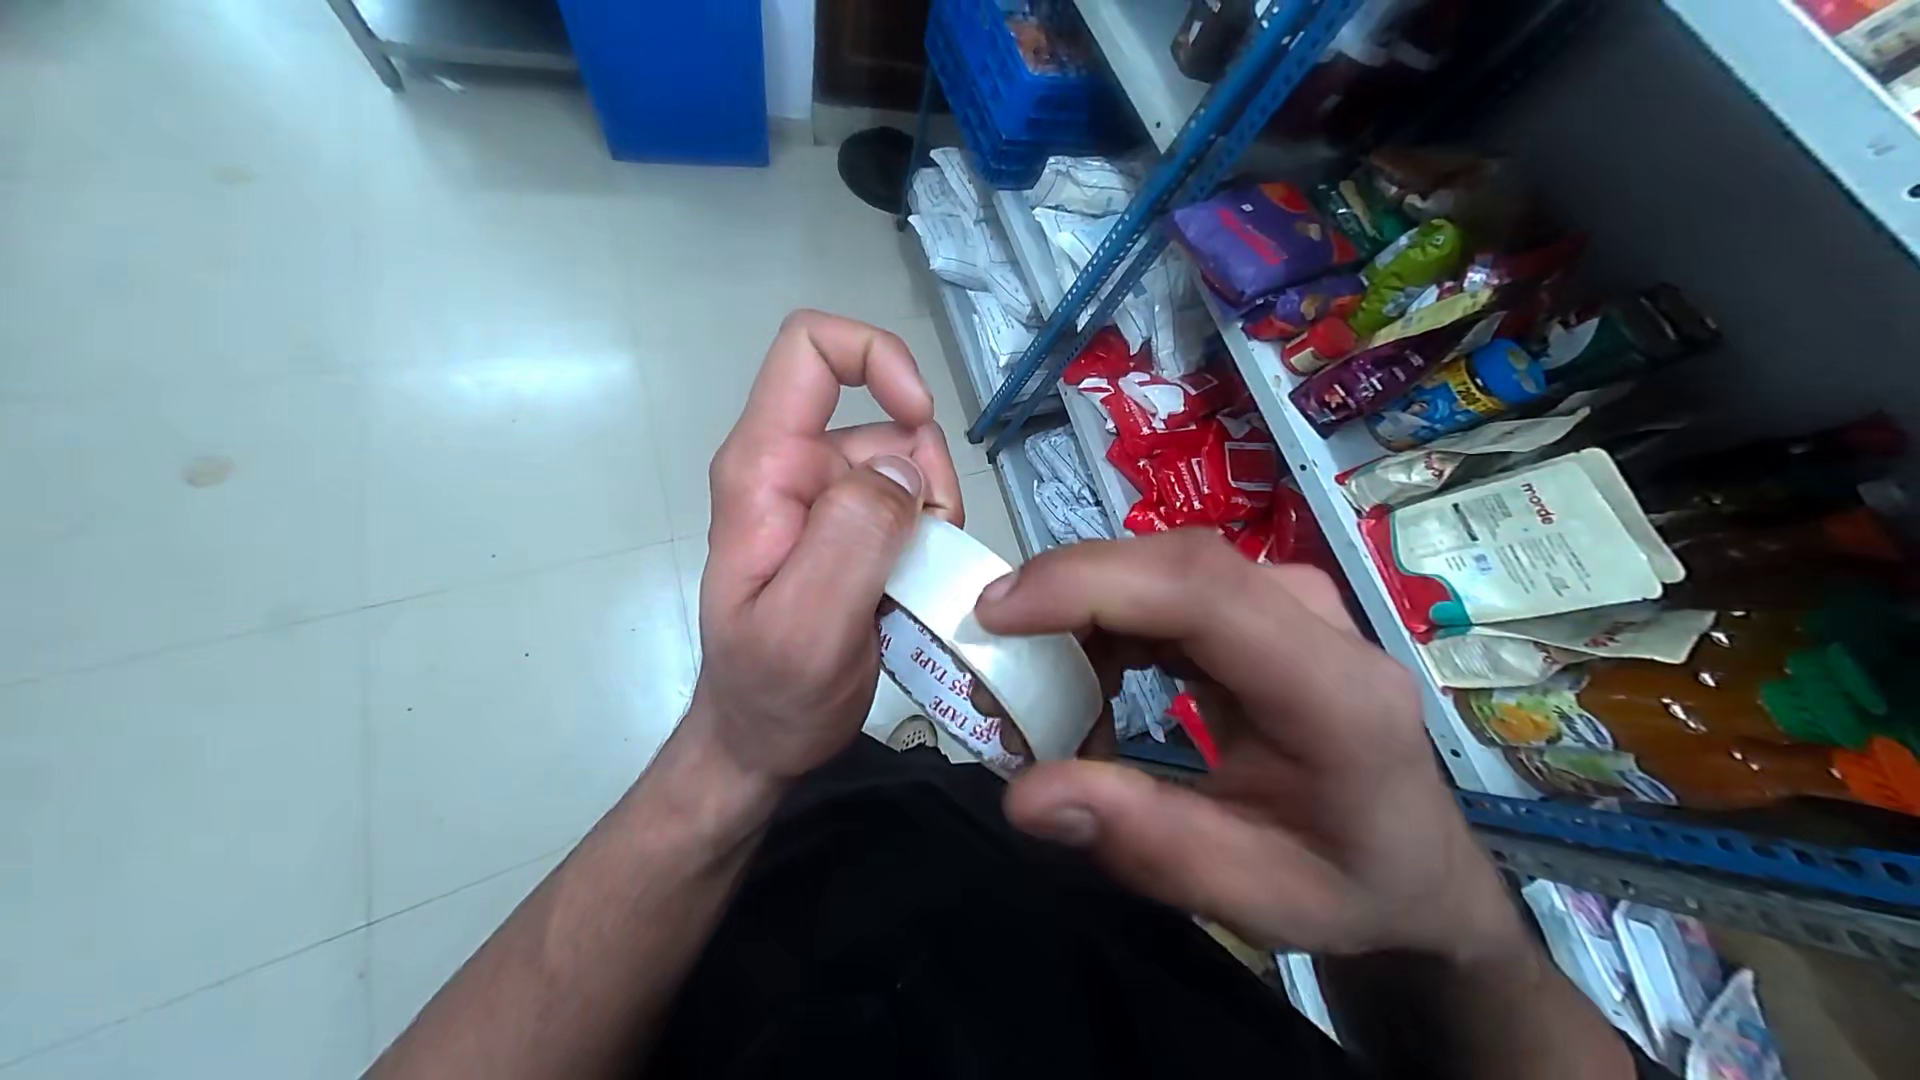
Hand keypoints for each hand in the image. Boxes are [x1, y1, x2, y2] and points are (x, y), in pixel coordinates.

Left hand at [685, 310, 962, 782]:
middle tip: (924, 551)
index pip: (809, 350)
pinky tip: (917, 582)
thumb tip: (905, 468)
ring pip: (909, 463)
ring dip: (931, 514)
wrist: (762, 739)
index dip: (875, 358)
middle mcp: (794, 468)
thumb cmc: (772, 690)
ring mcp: (825, 499)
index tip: (920, 418)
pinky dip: (930, 535)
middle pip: (884, 416)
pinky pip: (911, 503)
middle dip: (925, 475)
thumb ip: (852, 538)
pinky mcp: (851, 530)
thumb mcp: (808, 624)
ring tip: (916, 579)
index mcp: (764, 468)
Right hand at [974, 530, 1521, 961]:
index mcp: (1334, 689)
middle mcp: (1312, 616)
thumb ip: (1143, 842)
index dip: (1089, 584)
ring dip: (1076, 620)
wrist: (1409, 858)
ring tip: (1035, 698)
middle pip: (1168, 566)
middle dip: (1062, 601)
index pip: (1202, 591)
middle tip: (990, 667)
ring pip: (1152, 569)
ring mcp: (1283, 597)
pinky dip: (1102, 629)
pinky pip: (1157, 589)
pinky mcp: (1253, 602)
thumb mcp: (1251, 892)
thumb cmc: (1346, 879)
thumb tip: (1024, 795)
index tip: (996, 613)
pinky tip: (1087, 687)